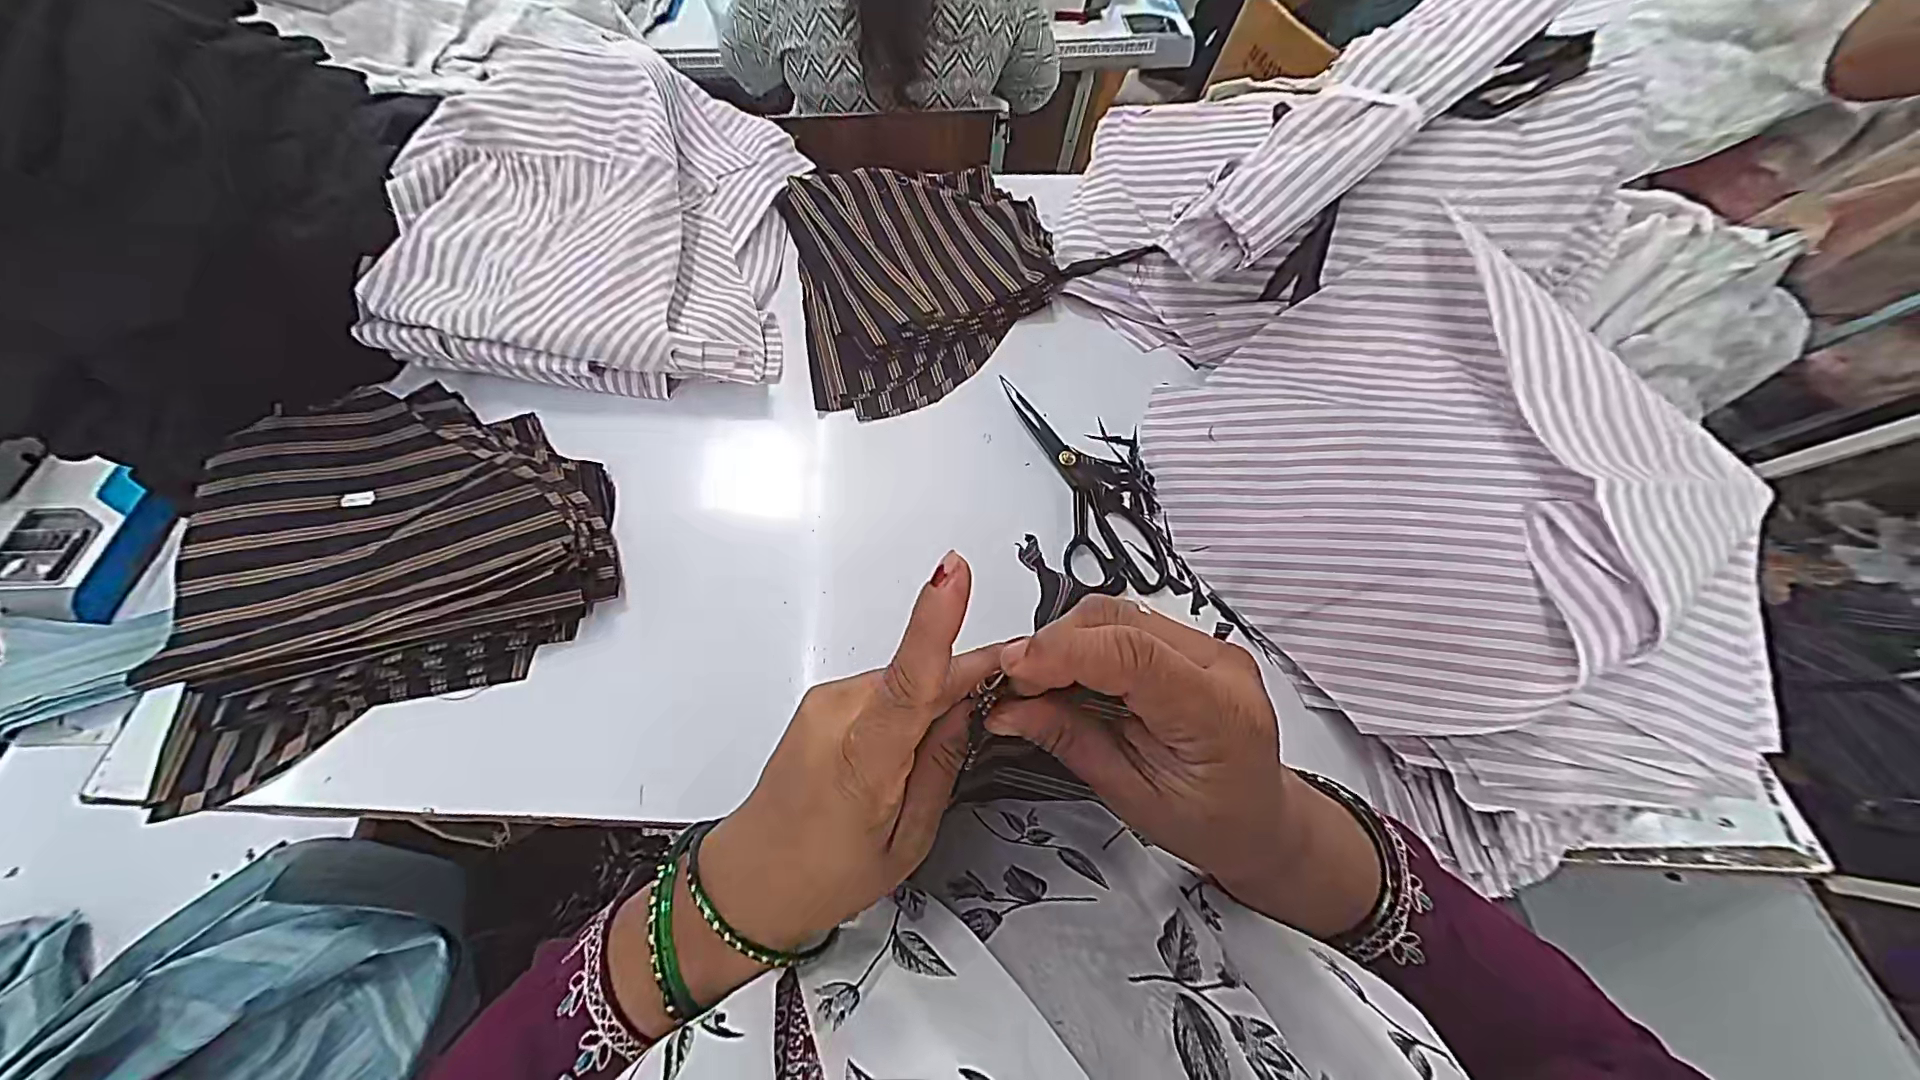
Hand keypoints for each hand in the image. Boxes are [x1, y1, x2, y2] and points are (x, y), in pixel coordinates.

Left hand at [696, 551, 1002, 950]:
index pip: (910, 679)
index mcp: (863, 761)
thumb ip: (942, 763)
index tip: (952, 572)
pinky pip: (884, 684)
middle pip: (924, 676)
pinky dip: (906, 702)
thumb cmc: (819, 873)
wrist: (749, 879)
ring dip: (933, 699)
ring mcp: (823, 701)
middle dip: (964, 685)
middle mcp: (836, 715)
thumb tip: (972, 708)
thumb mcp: (907, 840)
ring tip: (921, 761)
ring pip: (906, 679)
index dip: (935, 621)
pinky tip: (899, 745)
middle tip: (990, 718)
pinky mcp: (820, 697)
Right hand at [986, 595, 1379, 937]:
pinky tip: (1069, 676)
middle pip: (1117, 619)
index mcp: (1217, 713)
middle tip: (1017, 684)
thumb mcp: (1133, 796)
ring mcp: (1205, 647)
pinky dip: (1082, 644)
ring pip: (1114, 612)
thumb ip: (1071, 741)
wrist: (1260, 817)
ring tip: (1040, 685)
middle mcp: (1218, 666)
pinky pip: (1121, 623)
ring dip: (1064, 642)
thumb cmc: (1216, 821)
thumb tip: (1012, 708)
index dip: (1062, 652)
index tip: (1014, 669)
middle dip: (1053, 645)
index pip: (1132, 654)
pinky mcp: (1187, 642)